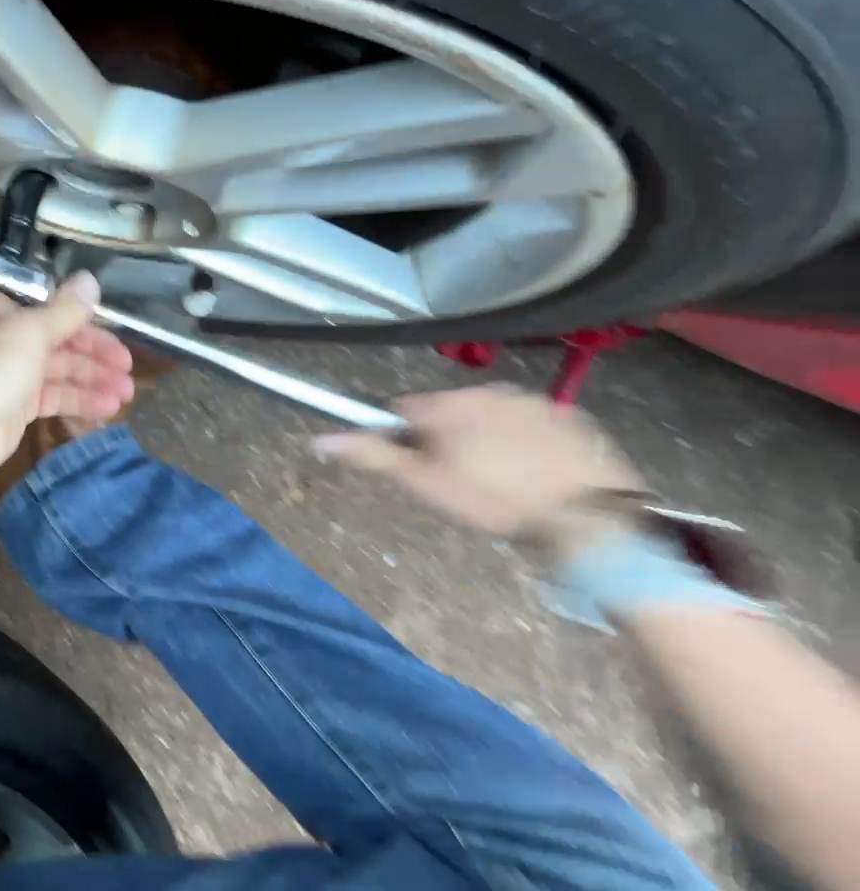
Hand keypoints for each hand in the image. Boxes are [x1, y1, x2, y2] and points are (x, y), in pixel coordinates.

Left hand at [0, 272, 135, 470]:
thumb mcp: (29, 333)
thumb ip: (64, 310)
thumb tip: (91, 278)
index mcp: (2, 314)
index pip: (52, 310)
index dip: (85, 323)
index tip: (117, 336)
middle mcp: (7, 339)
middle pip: (61, 341)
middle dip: (97, 355)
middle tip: (129, 370)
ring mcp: (13, 374)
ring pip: (62, 371)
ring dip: (95, 380)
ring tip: (126, 394)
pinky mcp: (20, 405)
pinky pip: (56, 396)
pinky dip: (81, 400)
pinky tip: (107, 407)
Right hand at [313, 385, 645, 538]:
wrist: (589, 518)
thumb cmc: (496, 500)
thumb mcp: (426, 482)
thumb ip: (375, 455)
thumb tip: (320, 439)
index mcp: (450, 404)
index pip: (404, 409)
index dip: (404, 438)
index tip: (419, 466)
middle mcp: (489, 391)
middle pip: (447, 410)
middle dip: (445, 436)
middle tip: (459, 478)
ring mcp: (534, 402)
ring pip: (488, 416)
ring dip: (484, 437)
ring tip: (499, 478)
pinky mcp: (570, 418)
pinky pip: (530, 423)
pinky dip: (523, 441)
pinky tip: (531, 472)